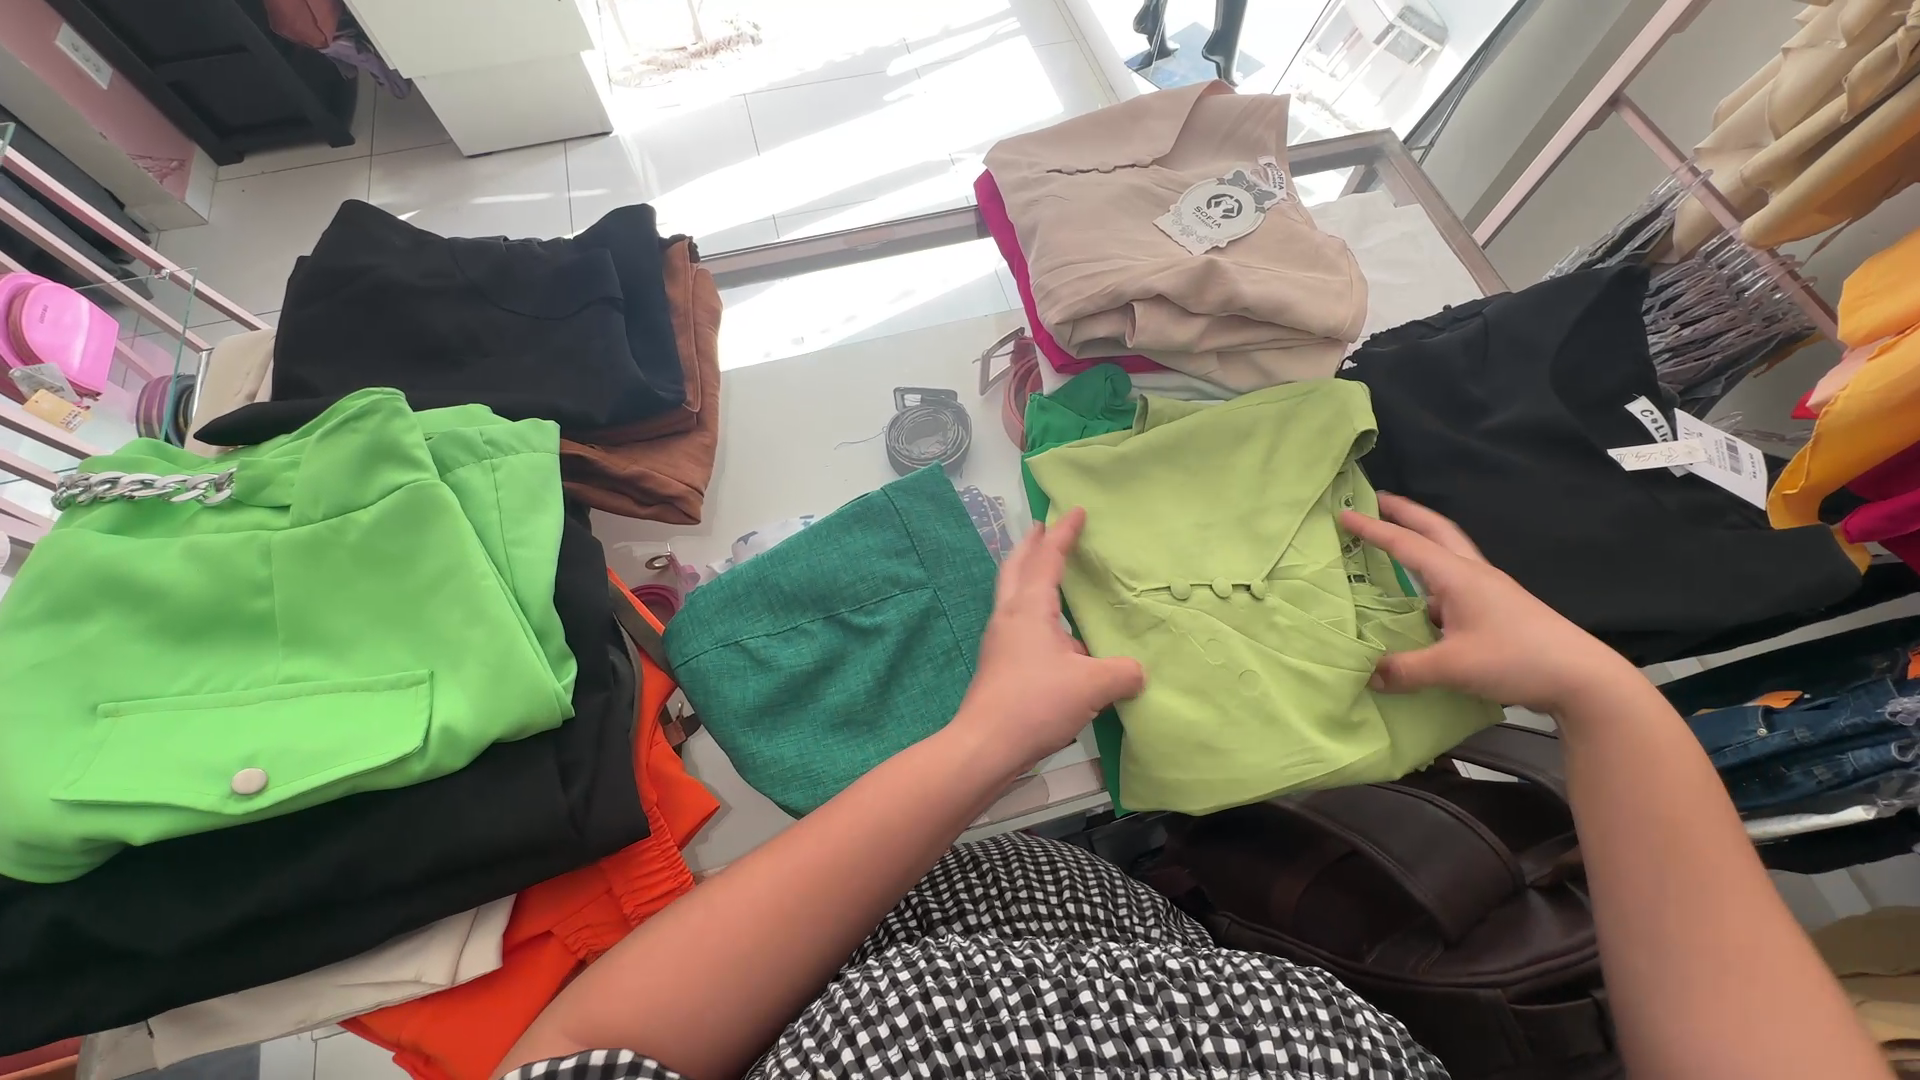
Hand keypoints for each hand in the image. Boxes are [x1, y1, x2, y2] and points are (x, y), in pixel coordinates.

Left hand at [953, 506, 1145, 772]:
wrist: (986, 745)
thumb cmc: (1036, 704)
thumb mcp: (1092, 686)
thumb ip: (1122, 673)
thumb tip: (1136, 672)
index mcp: (1029, 609)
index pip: (1047, 559)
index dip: (1064, 534)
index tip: (1076, 511)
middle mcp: (1009, 617)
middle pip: (1016, 568)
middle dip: (1030, 545)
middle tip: (1041, 526)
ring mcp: (999, 641)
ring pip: (1013, 595)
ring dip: (1028, 576)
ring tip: (1048, 573)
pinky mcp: (999, 665)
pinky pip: (1018, 623)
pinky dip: (1033, 611)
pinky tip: (1056, 633)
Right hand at [1339, 494, 1636, 714]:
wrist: (1583, 678)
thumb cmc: (1517, 659)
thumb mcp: (1452, 667)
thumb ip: (1404, 669)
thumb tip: (1366, 674)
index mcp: (1458, 577)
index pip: (1406, 544)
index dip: (1372, 529)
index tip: (1343, 514)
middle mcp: (1473, 574)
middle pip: (1436, 530)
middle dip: (1405, 512)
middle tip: (1377, 500)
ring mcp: (1488, 590)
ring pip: (1447, 552)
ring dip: (1421, 538)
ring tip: (1395, 538)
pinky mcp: (1496, 608)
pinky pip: (1453, 580)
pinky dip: (1429, 574)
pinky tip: (1417, 595)